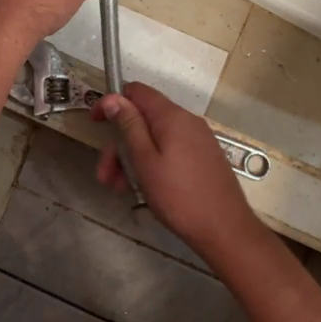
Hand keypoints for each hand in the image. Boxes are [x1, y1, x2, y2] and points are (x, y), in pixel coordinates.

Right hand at [92, 83, 261, 260]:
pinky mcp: (204, 158)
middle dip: (120, 143)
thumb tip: (113, 97)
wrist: (225, 229)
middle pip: (144, 120)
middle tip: (106, 175)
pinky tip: (145, 188)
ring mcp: (199, 140)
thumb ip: (129, 126)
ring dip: (133, 158)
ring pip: (156, 139)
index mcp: (172, 117)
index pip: (137, 91)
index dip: (112, 103)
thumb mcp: (145, 161)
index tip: (96, 123)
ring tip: (121, 188)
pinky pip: (171, 151)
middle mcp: (188, 121)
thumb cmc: (179, 196)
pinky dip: (152, 163)